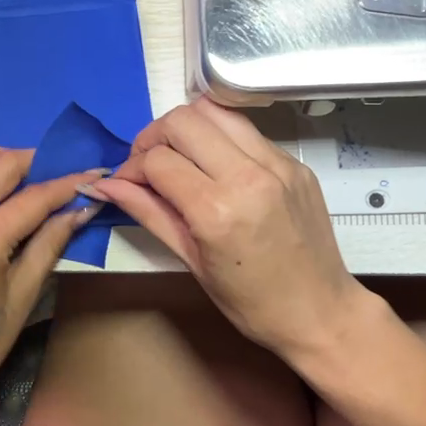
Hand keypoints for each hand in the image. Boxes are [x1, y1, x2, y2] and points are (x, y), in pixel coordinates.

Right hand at [85, 98, 379, 360]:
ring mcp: (277, 164)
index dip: (132, 168)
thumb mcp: (190, 261)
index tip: (126, 183)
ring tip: (179, 157)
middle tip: (149, 165)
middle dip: (154, 137)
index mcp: (217, 211)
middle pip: (182, 121)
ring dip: (186, 127)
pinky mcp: (294, 162)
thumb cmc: (250, 302)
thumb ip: (147, 212)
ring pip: (215, 112)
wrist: (321, 312)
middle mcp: (248, 176)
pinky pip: (245, 130)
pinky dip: (218, 138)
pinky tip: (214, 166)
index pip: (157, 160)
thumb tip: (104, 185)